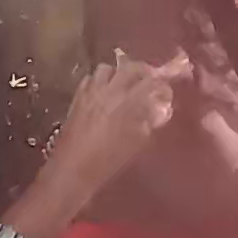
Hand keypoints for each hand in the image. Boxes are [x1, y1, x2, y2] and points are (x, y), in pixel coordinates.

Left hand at [6, 51, 188, 237]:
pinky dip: (100, 80)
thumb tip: (159, 110)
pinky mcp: (77, 97)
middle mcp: (109, 91)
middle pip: (130, 67)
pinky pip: (90, 78)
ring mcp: (91, 91)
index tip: (166, 89)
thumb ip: (148, 122)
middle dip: (142, 70)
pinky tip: (103, 93)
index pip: (151, 81)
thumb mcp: (135, 144)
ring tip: (123, 84)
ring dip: (118, 73)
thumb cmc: (107, 162)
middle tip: (149, 79)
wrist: (71, 170)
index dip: (161, 82)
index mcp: (128, 102)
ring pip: (107, 69)